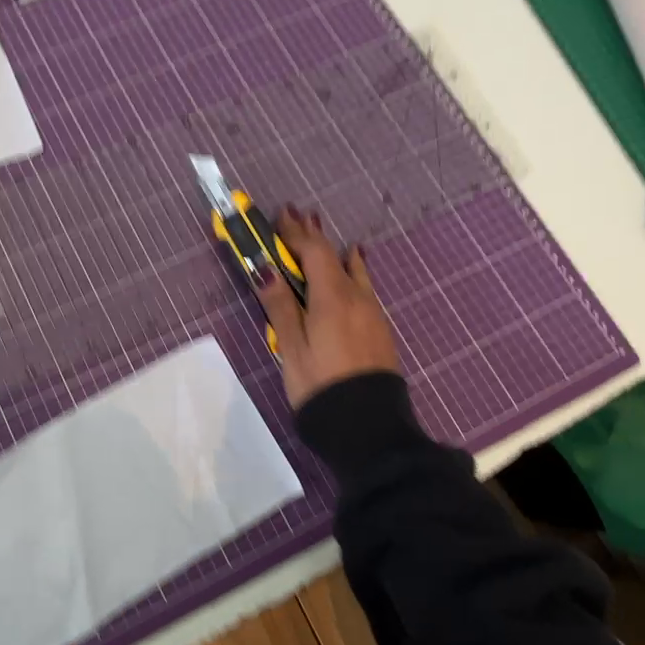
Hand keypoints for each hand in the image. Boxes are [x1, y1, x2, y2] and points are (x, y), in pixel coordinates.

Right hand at [255, 206, 400, 409]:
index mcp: (332, 298)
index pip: (313, 252)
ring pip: (352, 271)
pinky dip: (349, 270)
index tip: (278, 216)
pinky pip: (362, 287)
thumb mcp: (291, 347)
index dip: (294, 233)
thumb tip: (265, 268)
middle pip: (334, 256)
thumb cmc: (321, 386)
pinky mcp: (378, 330)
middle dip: (312, 235)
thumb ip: (280, 306)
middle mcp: (357, 298)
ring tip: (323, 236)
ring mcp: (372, 314)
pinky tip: (351, 272)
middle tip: (298, 215)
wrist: (370, 430)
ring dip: (332, 252)